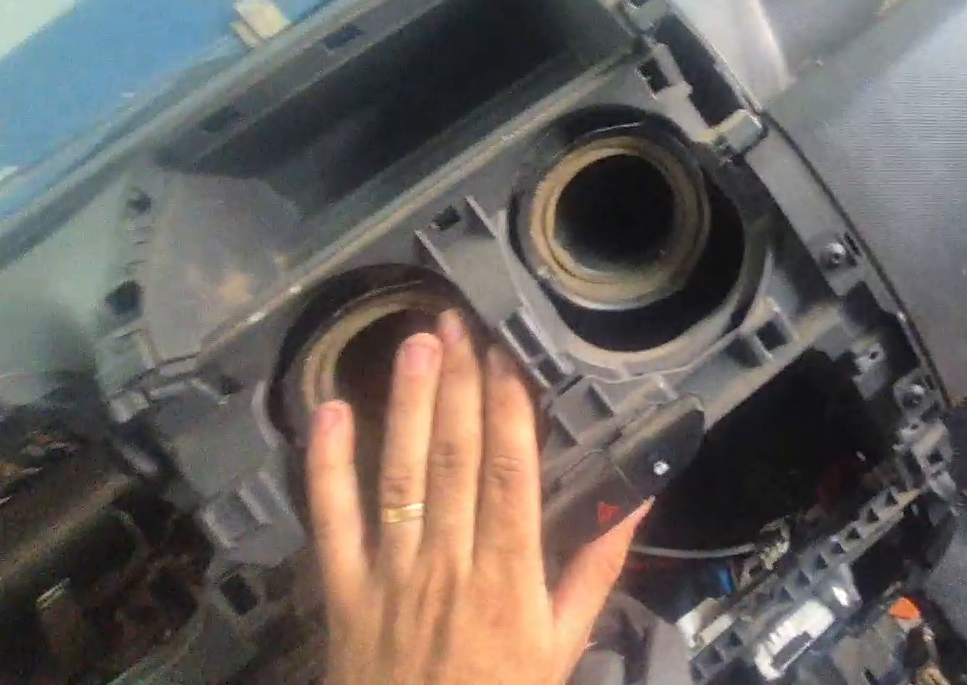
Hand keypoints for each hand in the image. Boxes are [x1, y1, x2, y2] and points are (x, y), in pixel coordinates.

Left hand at [305, 310, 647, 684]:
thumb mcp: (564, 644)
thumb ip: (598, 567)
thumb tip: (639, 496)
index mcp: (508, 576)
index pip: (510, 474)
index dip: (509, 409)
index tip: (508, 353)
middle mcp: (448, 563)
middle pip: (454, 459)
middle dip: (459, 384)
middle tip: (459, 322)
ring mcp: (388, 575)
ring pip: (399, 475)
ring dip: (407, 404)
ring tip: (415, 344)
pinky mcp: (340, 591)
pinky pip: (330, 522)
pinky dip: (327, 466)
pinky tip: (329, 411)